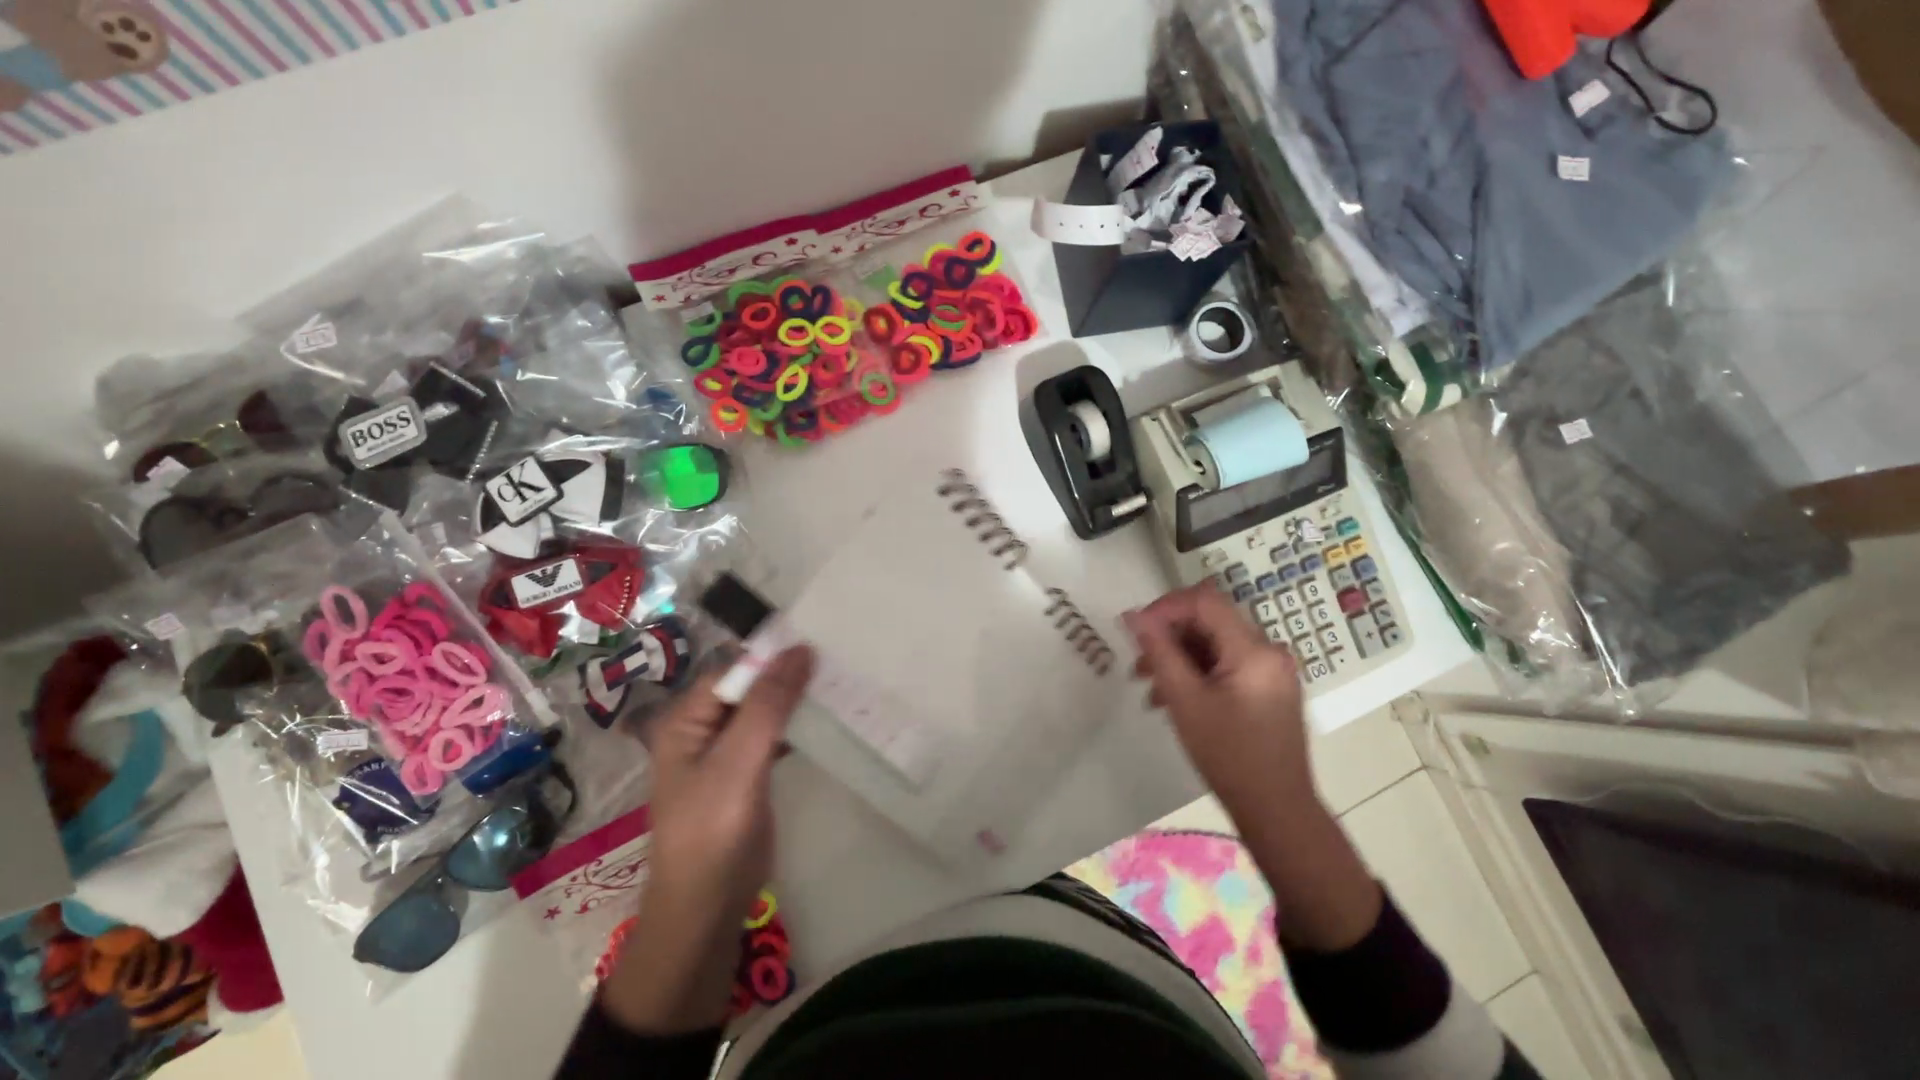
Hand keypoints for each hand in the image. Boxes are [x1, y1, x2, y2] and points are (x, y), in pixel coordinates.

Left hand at [601, 646, 813, 1033]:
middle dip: (787, 677)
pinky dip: (796, 731)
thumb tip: (800, 649)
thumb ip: (768, 705)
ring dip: (795, 703)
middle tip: (838, 661)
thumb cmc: (712, 829)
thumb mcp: (739, 760)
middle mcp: (702, 732)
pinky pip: (772, 743)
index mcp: (686, 721)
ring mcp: (725, 758)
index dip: (770, 656)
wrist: (705, 906)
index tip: (818, 642)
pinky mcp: (746, 781)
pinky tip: (828, 723)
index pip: (732, 671)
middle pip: (748, 691)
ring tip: (840, 683)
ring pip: (763, 716)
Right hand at [1124, 584, 1314, 831]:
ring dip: (1180, 659)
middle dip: (1169, 639)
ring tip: (1151, 691)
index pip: (1204, 601)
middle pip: (1209, 622)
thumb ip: (1159, 653)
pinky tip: (1175, 701)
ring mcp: (1272, 670)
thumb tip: (1132, 615)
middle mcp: (1269, 650)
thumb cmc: (1229, 756)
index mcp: (1254, 649)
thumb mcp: (1186, 702)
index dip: (1165, 608)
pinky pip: (1228, 665)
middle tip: (1138, 668)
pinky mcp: (1269, 689)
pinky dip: (1199, 674)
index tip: (1135, 632)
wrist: (1277, 808)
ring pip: (1215, 645)